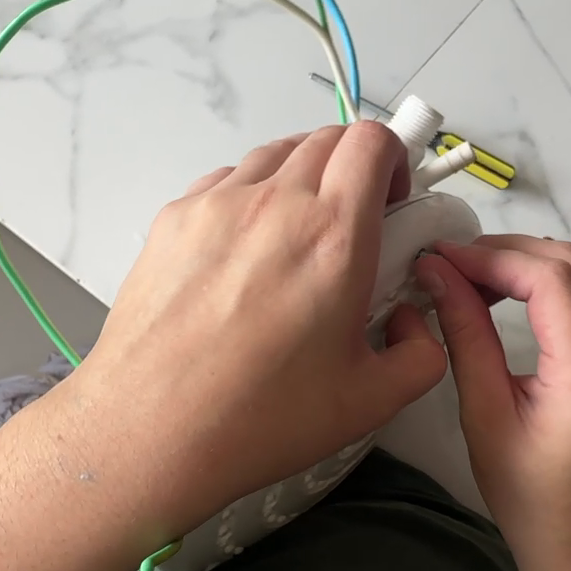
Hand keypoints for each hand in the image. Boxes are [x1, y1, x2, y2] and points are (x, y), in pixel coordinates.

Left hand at [71, 124, 445, 529]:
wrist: (150, 432)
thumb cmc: (257, 416)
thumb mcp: (371, 399)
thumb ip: (421, 353)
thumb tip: (414, 322)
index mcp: (333, 237)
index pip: (372, 143)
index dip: (395, 158)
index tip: (394, 197)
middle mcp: (275, 204)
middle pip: (327, 138)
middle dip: (355, 167)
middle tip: (357, 220)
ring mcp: (217, 206)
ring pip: (276, 153)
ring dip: (304, 176)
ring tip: (302, 234)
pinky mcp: (174, 220)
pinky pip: (227, 179)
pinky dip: (253, 194)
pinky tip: (250, 248)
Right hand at [415, 236, 570, 570]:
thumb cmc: (527, 496)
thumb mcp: (485, 416)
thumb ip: (466, 336)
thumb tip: (437, 274)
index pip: (550, 281)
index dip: (493, 257)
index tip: (442, 258)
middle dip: (507, 252)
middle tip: (452, 265)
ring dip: (527, 262)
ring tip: (472, 277)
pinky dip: (547, 282)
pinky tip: (508, 294)